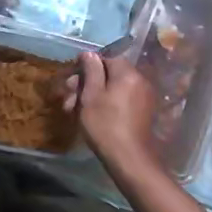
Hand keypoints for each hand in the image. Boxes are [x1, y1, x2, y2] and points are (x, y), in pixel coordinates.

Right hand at [64, 53, 161, 182]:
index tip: (71, 81)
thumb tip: (89, 53)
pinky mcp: (142, 112)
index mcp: (128, 73)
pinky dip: (105, 104)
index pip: (106, 58)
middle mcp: (139, 81)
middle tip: (68, 99)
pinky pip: (120, 100)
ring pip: (112, 89)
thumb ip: (91, 70)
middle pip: (108, 75)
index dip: (86, 67)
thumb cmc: (105, 124)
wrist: (128, 158)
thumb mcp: (91, 94)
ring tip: (74, 111)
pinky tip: (90, 117)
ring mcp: (143, 98)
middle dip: (86, 84)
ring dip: (92, 96)